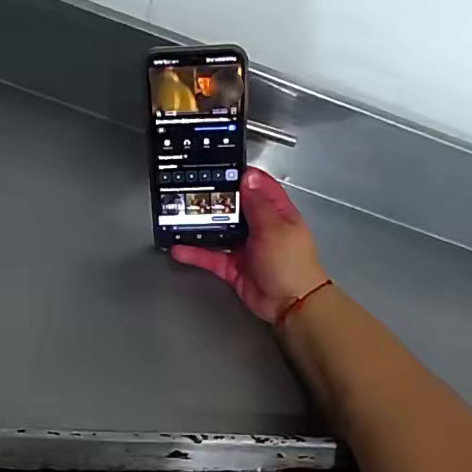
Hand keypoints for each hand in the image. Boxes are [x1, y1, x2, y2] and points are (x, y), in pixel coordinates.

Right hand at [172, 168, 329, 322]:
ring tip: (180, 216)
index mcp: (277, 212)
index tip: (220, 167)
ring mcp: (246, 247)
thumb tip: (247, 178)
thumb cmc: (291, 263)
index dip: (241, 176)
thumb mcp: (274, 228)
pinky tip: (179, 248)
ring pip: (220, 231)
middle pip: (235, 207)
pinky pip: (212, 256)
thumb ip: (258, 204)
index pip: (259, 186)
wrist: (292, 304)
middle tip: (191, 190)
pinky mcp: (234, 267)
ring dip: (202, 225)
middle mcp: (261, 227)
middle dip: (216, 199)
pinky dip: (196, 253)